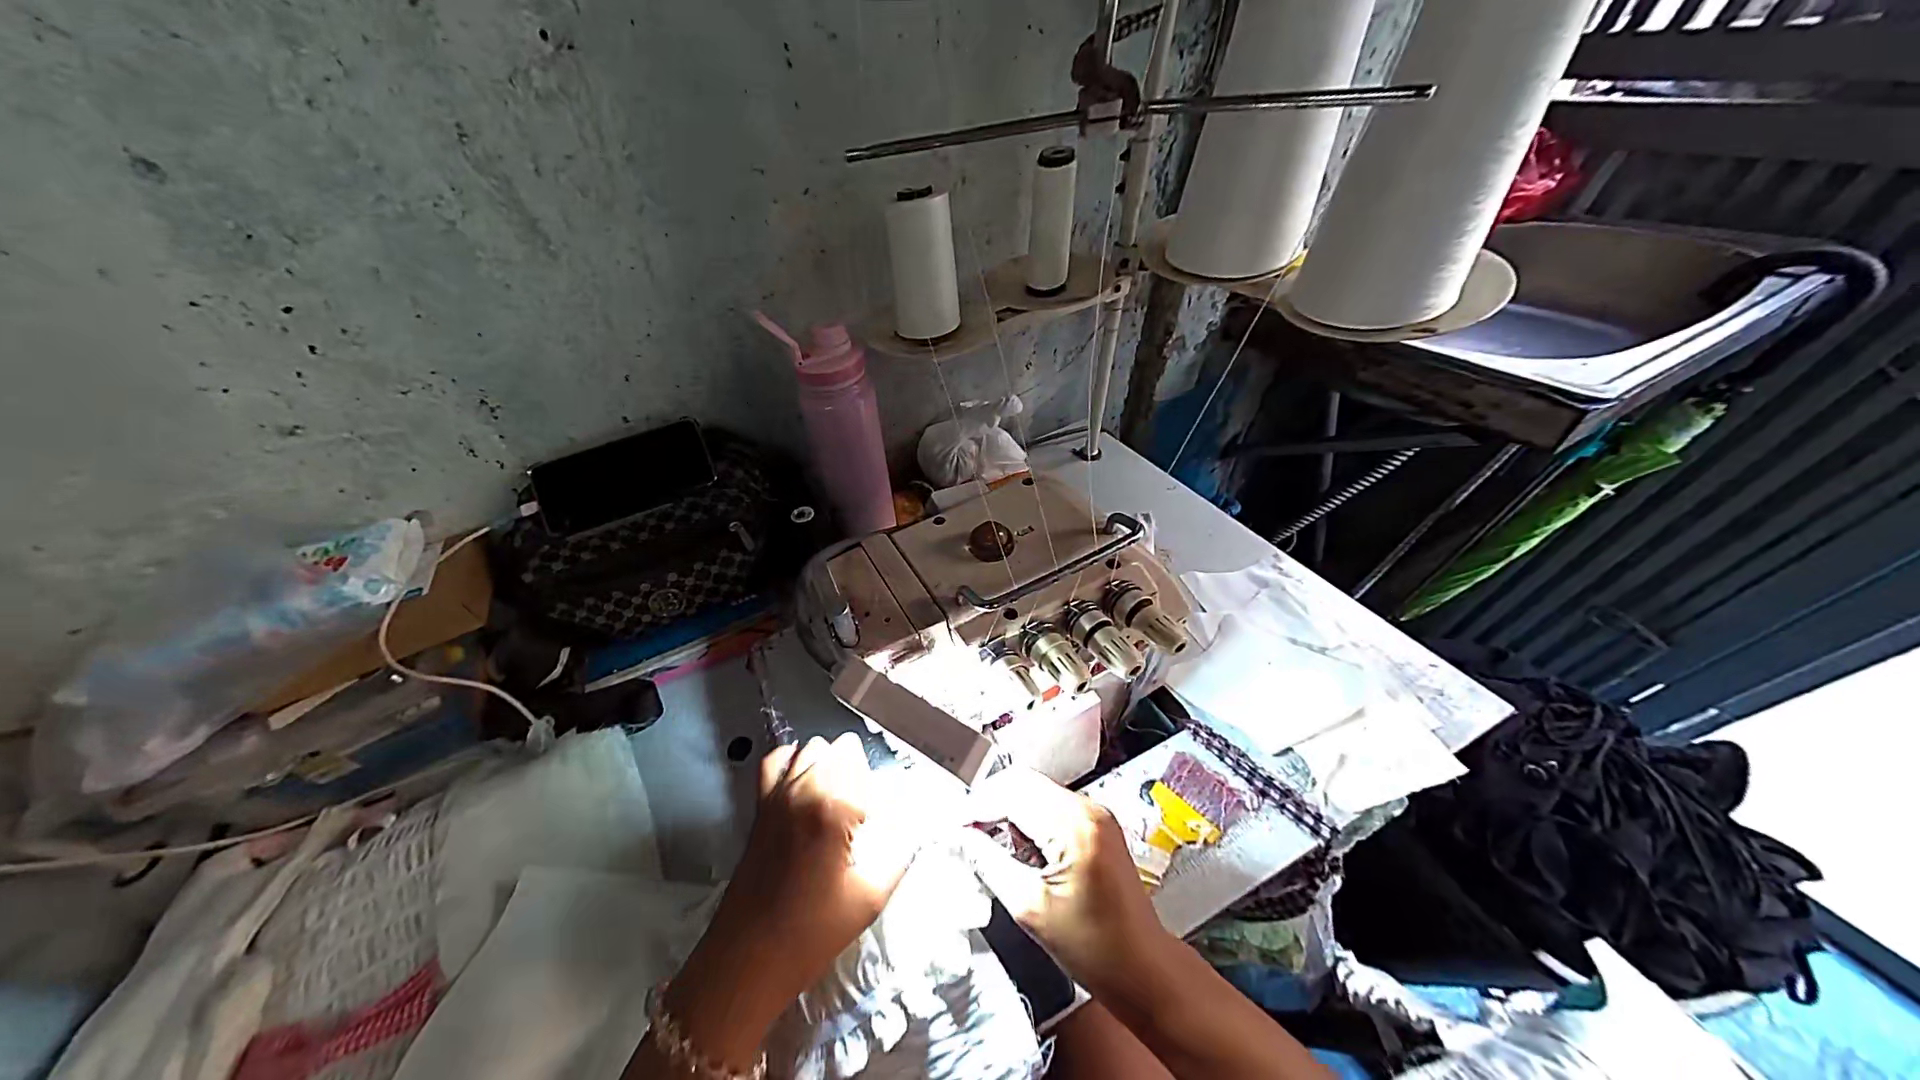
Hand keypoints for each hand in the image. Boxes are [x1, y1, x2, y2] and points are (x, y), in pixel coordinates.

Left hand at [667, 733, 915, 1052]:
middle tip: (864, 817)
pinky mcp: (760, 805)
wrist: (747, 959)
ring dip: (832, 765)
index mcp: (834, 807)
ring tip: (840, 803)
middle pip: (842, 753)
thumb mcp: (870, 897)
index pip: (871, 776)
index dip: (882, 800)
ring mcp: (777, 793)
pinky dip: (795, 762)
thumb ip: (900, 852)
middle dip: (859, 776)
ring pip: (813, 750)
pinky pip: (778, 761)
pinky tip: (807, 784)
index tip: (882, 827)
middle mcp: (804, 789)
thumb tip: (914, 827)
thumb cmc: (810, 934)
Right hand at [959, 767, 1171, 990]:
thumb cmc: (1095, 948)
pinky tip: (1016, 848)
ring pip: (1036, 791)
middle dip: (989, 803)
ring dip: (1007, 810)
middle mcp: (1088, 809)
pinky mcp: (1097, 825)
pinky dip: (1027, 818)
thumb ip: (990, 863)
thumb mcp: (1029, 908)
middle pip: (1023, 783)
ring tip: (986, 842)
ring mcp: (1095, 814)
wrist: (1143, 967)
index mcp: (1074, 825)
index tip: (953, 824)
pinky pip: (1052, 806)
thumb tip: (963, 838)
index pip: (1011, 792)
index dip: (976, 806)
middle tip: (964, 830)